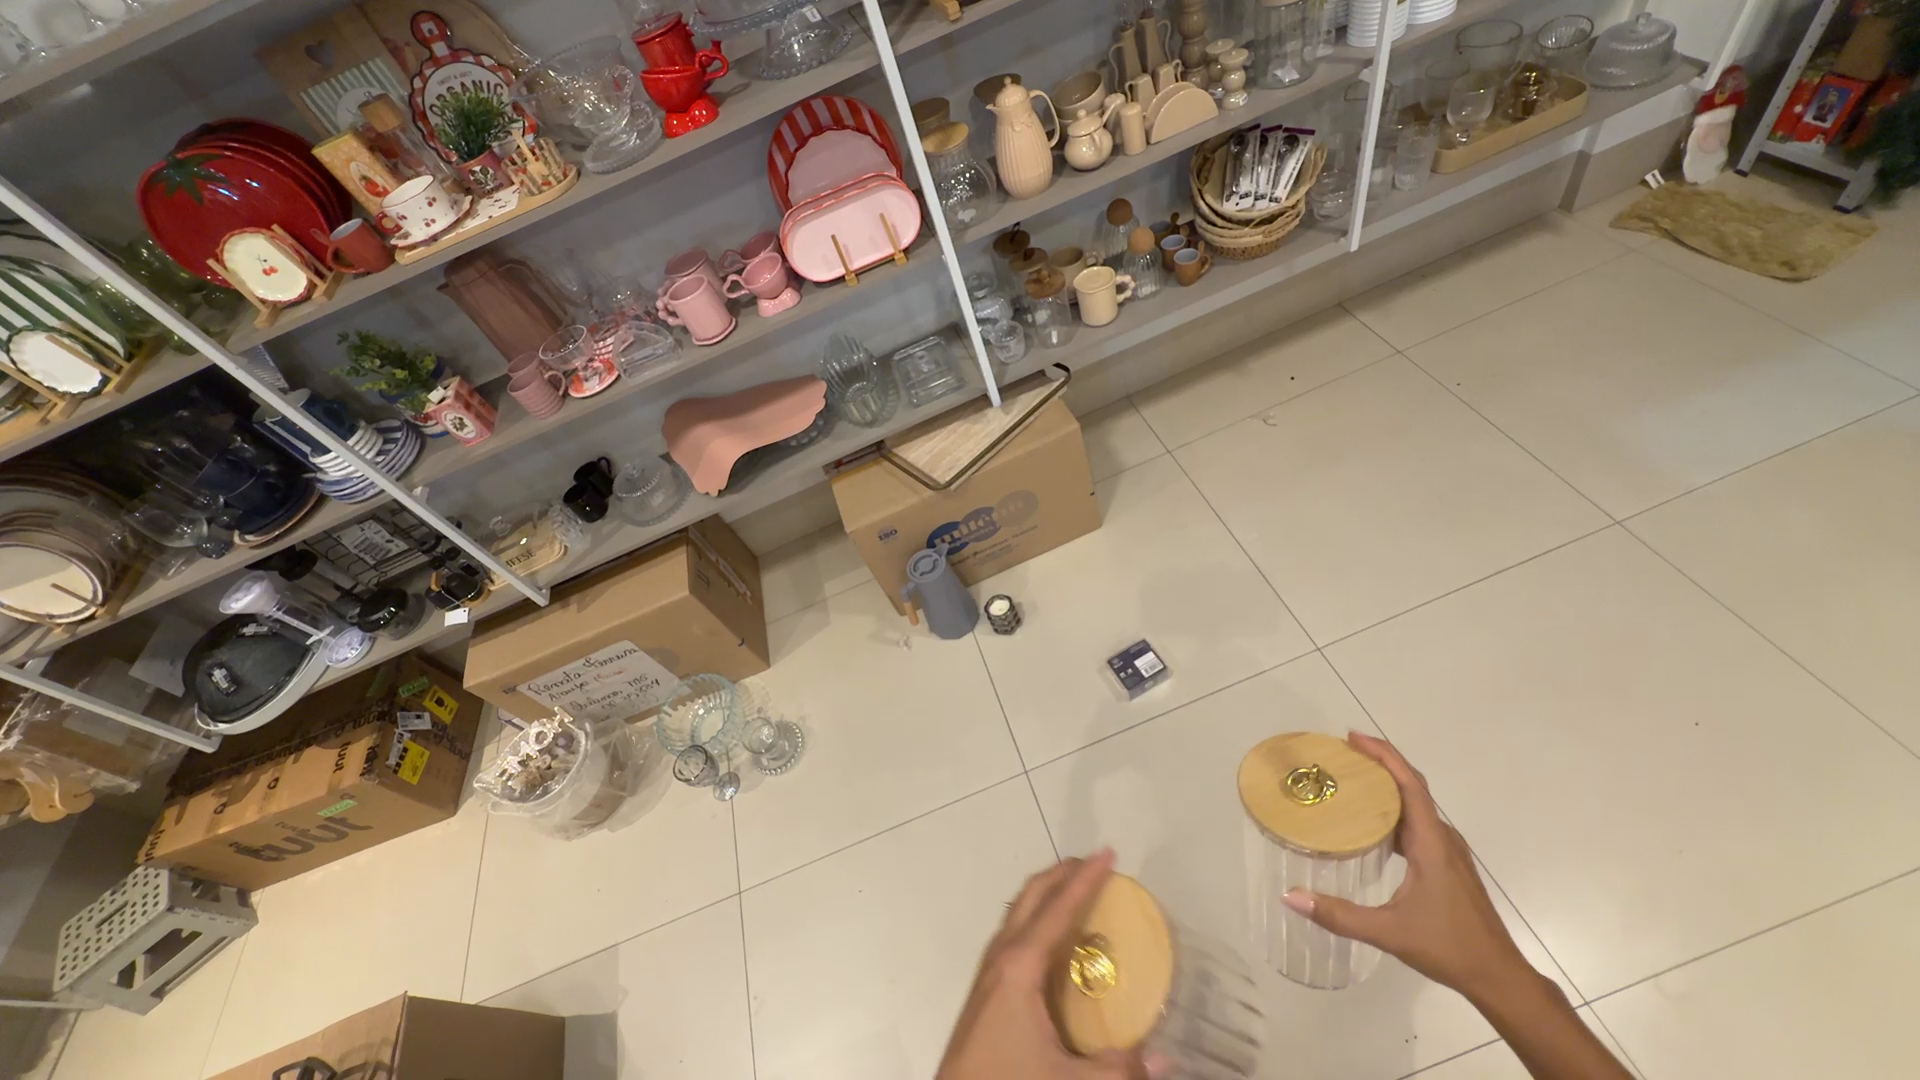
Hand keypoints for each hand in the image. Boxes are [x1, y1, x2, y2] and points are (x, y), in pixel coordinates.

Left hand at [936, 848, 1145, 1079]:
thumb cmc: (1008, 1079)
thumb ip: (1118, 1069)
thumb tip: (1164, 1060)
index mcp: (1020, 966)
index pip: (1058, 909)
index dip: (1085, 879)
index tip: (1108, 853)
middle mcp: (1001, 956)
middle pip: (1031, 896)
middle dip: (1062, 873)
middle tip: (1095, 863)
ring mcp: (988, 971)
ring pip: (1018, 912)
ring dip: (1047, 894)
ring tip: (1078, 892)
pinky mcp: (985, 990)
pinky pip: (1014, 934)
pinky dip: (1036, 919)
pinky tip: (1054, 942)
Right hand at [1282, 732, 1532, 1002]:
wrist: (1498, 976)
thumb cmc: (1449, 947)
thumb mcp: (1388, 932)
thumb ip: (1339, 915)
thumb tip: (1290, 897)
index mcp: (1432, 843)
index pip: (1409, 784)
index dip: (1384, 755)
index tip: (1352, 738)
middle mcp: (1442, 838)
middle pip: (1411, 786)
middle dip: (1378, 763)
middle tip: (1339, 755)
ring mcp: (1447, 851)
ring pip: (1415, 805)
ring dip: (1385, 786)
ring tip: (1348, 783)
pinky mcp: (1447, 864)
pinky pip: (1417, 823)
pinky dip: (1392, 811)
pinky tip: (1368, 825)